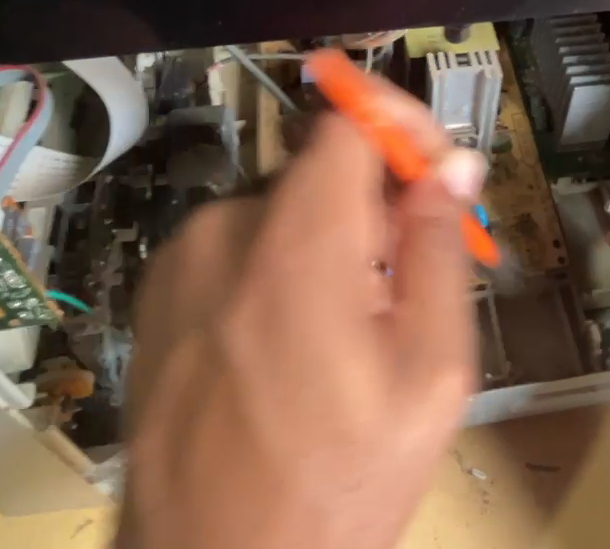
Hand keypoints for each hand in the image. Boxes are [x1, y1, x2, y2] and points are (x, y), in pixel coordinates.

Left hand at [121, 84, 488, 548]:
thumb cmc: (334, 486)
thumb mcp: (428, 378)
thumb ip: (441, 253)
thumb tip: (451, 169)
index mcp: (298, 246)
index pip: (348, 122)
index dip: (398, 123)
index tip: (431, 164)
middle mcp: (227, 233)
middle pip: (320, 172)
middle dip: (372, 209)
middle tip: (399, 284)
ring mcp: (182, 260)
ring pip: (283, 213)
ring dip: (325, 246)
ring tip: (342, 334)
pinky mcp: (158, 290)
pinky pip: (239, 247)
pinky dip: (276, 269)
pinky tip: (287, 345)